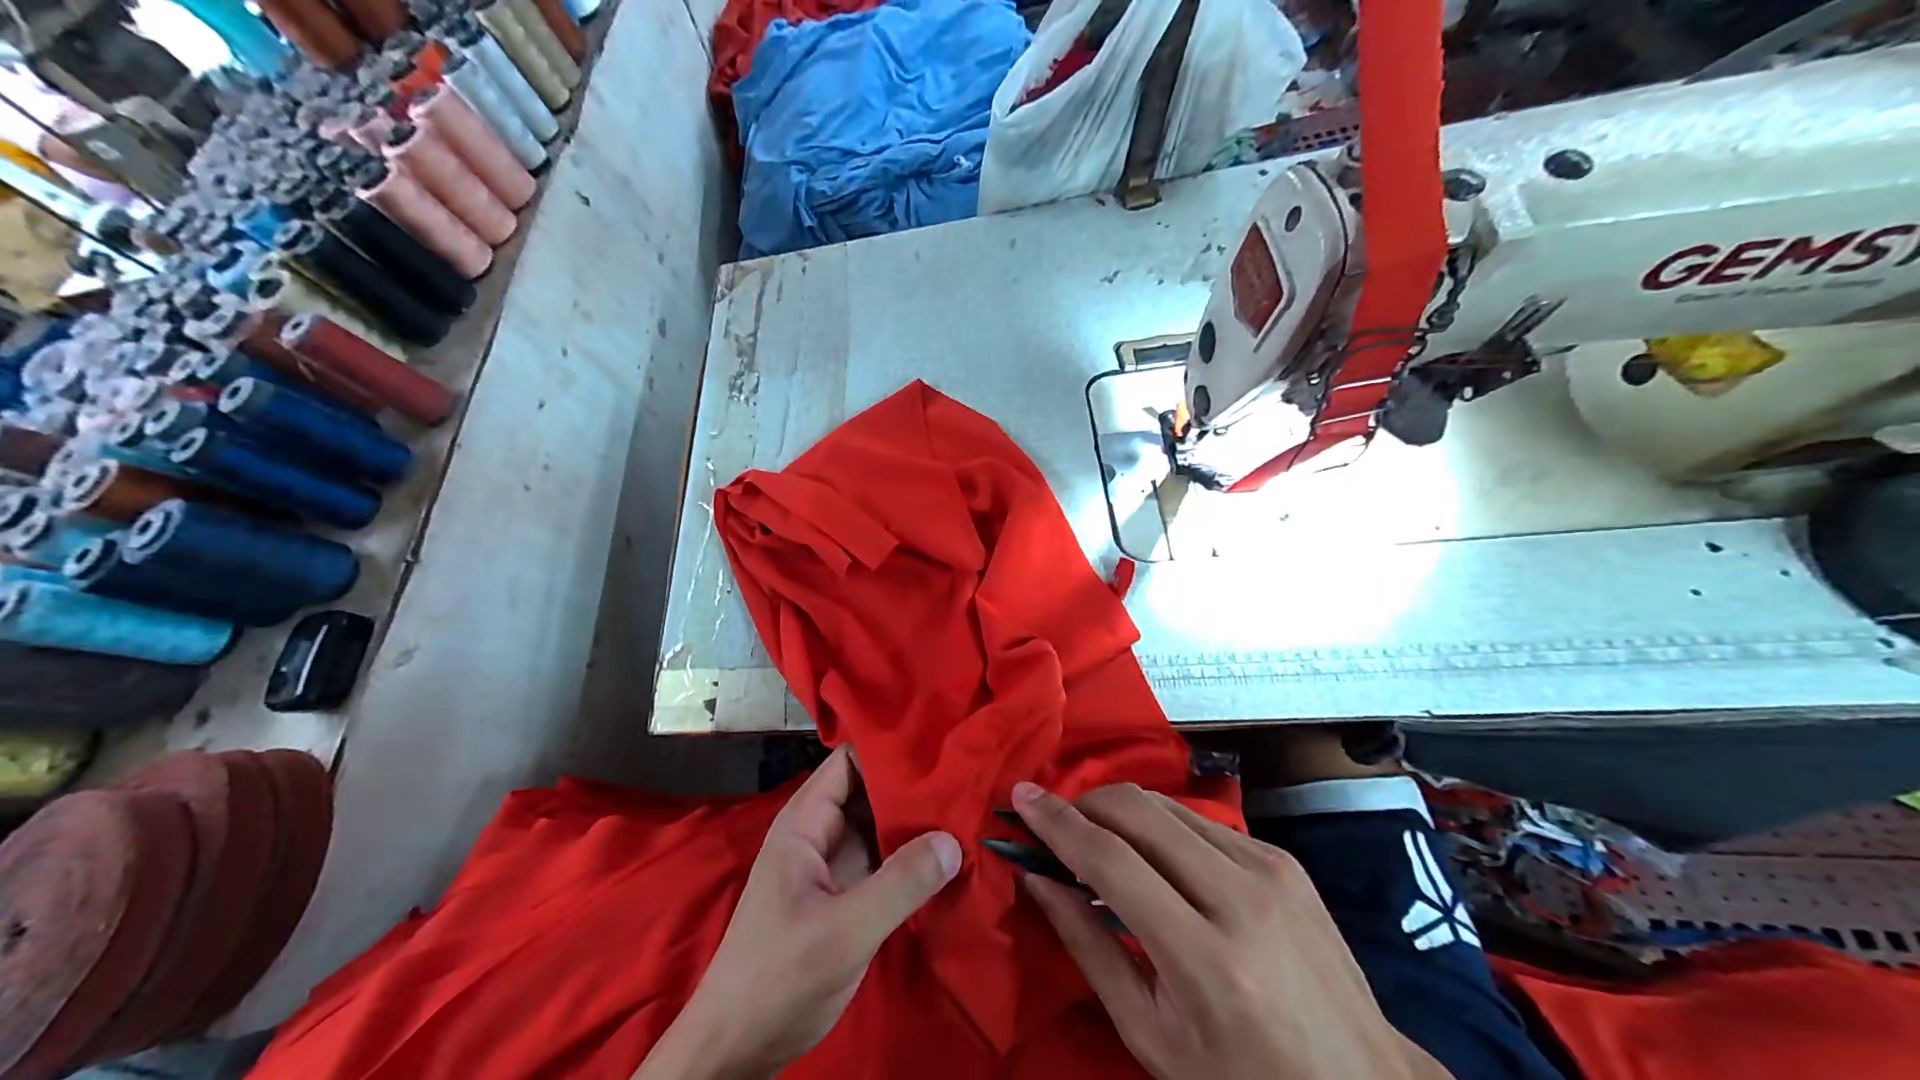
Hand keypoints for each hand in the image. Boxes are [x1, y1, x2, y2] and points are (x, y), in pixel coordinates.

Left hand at [636, 747, 961, 1079]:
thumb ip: (899, 884)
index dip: (890, 751)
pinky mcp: (849, 895)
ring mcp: (835, 865)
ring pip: (881, 825)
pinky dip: (915, 854)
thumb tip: (953, 840)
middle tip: (967, 777)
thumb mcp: (843, 931)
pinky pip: (886, 860)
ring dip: (918, 820)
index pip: (849, 761)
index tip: (939, 749)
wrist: (738, 1046)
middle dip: (913, 785)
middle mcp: (821, 834)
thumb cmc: (778, 978)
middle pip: (871, 790)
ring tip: (969, 805)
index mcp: (805, 823)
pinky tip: (953, 850)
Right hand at [1012, 782, 1451, 1079]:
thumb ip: (1087, 946)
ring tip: (1094, 838)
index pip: (1112, 862)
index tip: (1019, 799)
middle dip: (1084, 803)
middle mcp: (1242, 897)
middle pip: (1139, 812)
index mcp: (1207, 960)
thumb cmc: (1240, 1077)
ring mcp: (1270, 869)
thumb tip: (1037, 876)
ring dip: (1119, 811)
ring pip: (1167, 806)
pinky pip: (1199, 821)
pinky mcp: (1283, 858)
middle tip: (1053, 820)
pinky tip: (1150, 856)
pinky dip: (1159, 826)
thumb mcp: (1150, 1033)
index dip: (1058, 824)